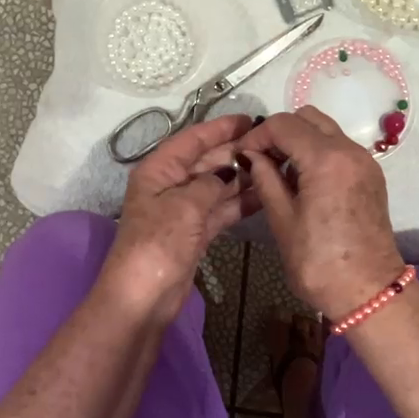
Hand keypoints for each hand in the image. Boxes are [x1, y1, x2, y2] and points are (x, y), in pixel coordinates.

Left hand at [102, 114, 254, 324]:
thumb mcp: (185, 206)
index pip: (191, 140)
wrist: (143, 298)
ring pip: (216, 186)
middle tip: (271, 144)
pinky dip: (239, 203)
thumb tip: (228, 171)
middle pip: (205, 161)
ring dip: (241, 177)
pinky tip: (264, 195)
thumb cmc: (158, 244)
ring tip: (276, 165)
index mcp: (158, 170)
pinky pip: (220, 209)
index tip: (248, 119)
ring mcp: (182, 211)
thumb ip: (210, 183)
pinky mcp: (194, 234)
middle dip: (234, 152)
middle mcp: (169, 185)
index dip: (219, 128)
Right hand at [237, 109, 404, 319]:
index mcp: (326, 159)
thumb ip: (264, 178)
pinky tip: (302, 181)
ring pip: (325, 130)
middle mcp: (350, 150)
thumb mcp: (282, 219)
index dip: (257, 135)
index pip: (283, 125)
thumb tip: (251, 156)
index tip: (241, 155)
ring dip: (299, 141)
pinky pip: (339, 148)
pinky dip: (317, 152)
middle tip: (260, 159)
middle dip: (279, 132)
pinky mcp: (371, 175)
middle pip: (307, 118)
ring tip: (278, 171)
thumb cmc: (319, 262)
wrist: (370, 293)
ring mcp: (364, 161)